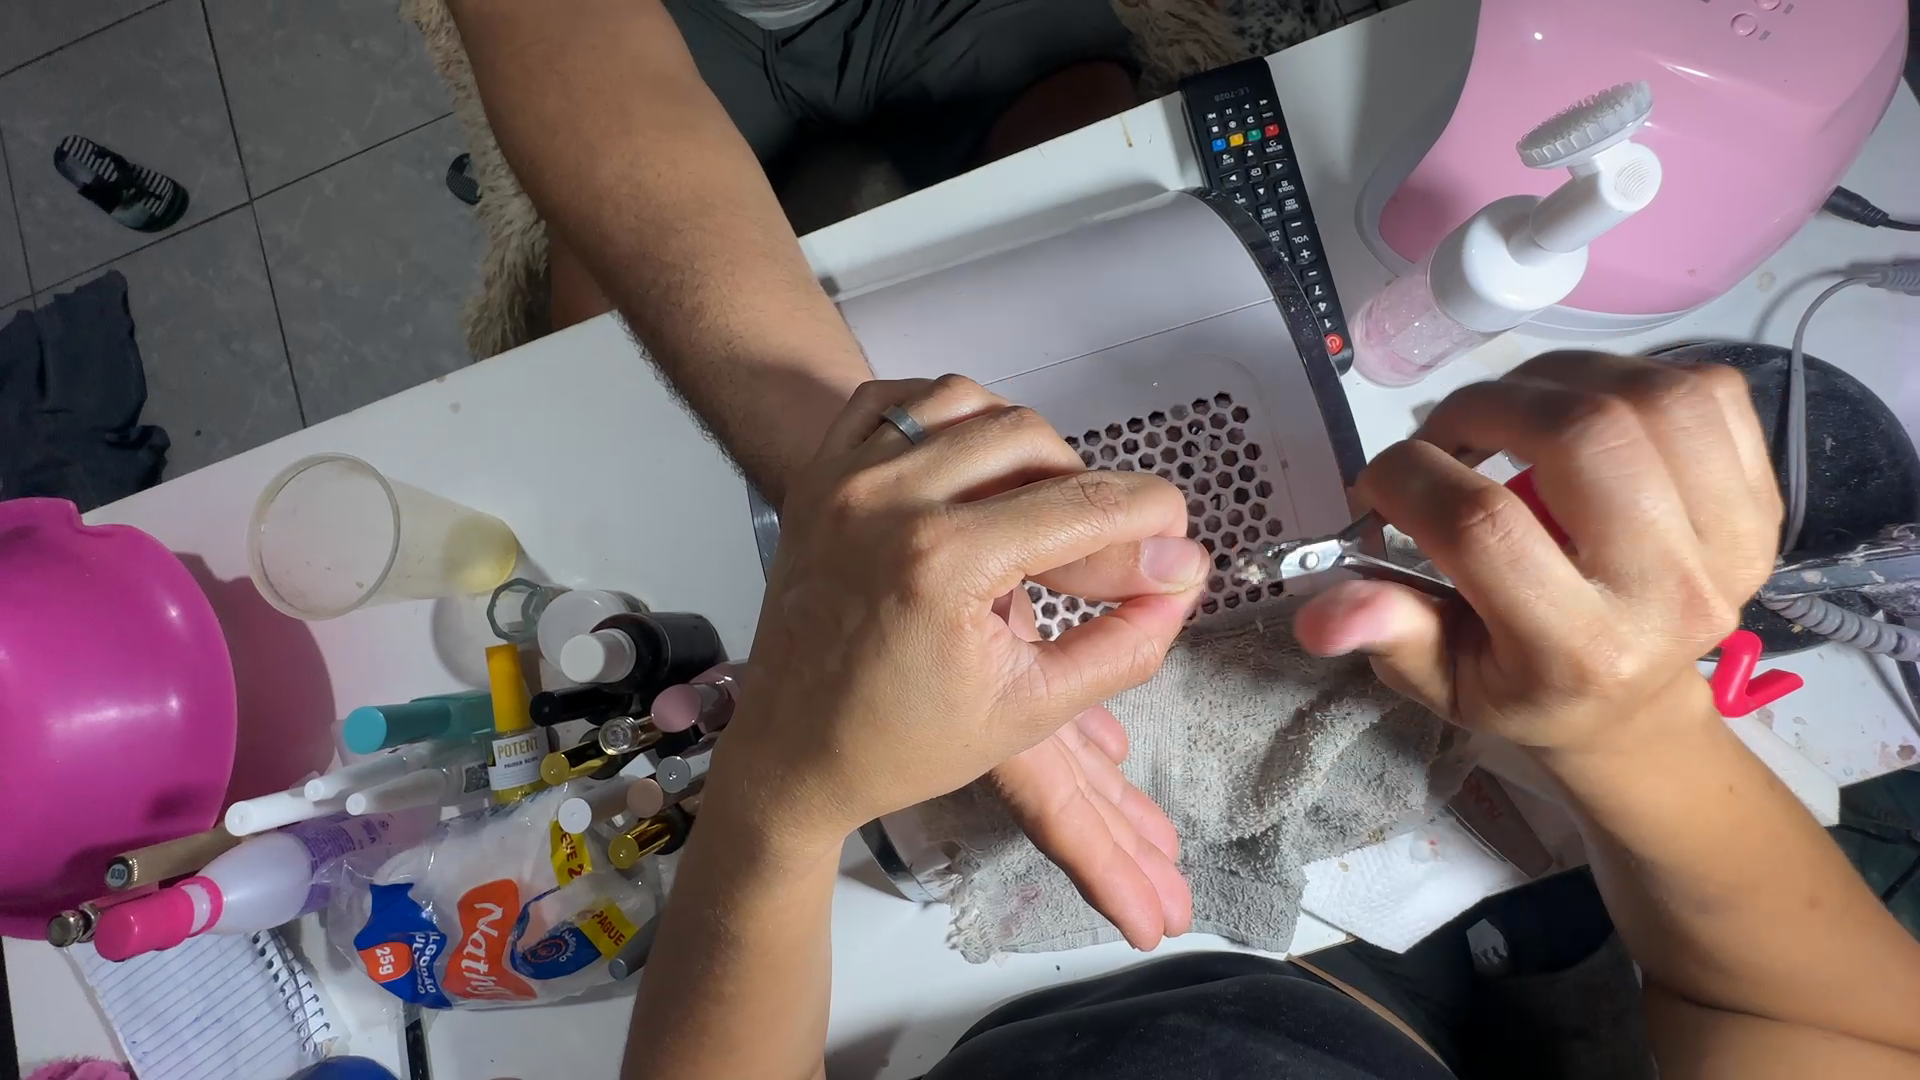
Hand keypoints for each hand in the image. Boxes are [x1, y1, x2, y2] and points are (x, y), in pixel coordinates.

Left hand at [717, 376, 1205, 943]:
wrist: (790, 751)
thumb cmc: (902, 743)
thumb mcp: (1029, 711)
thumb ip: (1123, 644)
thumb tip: (1182, 576)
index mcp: (943, 563)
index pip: (1082, 504)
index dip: (1149, 514)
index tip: (1173, 534)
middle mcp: (888, 498)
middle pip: (1033, 438)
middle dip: (1086, 485)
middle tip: (1094, 545)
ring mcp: (845, 476)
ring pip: (970, 402)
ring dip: (1020, 445)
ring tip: (1031, 508)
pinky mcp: (819, 474)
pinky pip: (897, 400)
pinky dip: (946, 417)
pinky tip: (965, 465)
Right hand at [1292, 353, 1780, 754]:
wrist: (1633, 704)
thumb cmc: (1515, 690)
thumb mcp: (1435, 679)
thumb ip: (1384, 635)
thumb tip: (1313, 614)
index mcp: (1575, 649)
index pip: (1482, 527)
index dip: (1406, 480)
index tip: (1376, 486)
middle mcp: (1667, 590)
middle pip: (1580, 437)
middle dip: (1478, 410)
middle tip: (1438, 438)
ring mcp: (1729, 539)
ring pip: (1645, 399)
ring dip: (1546, 383)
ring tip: (1498, 415)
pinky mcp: (1760, 500)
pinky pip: (1702, 392)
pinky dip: (1620, 379)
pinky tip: (1569, 410)